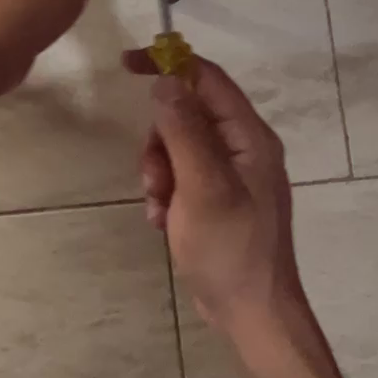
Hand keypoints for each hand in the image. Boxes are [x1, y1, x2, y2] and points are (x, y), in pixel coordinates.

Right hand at [123, 51, 303, 330]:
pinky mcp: (217, 197)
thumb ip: (184, 130)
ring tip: (160, 206)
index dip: (168, 64)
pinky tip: (165, 220)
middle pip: (185, 114)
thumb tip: (165, 80)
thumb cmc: (230, 248)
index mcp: (249, 137)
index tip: (126, 65)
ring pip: (176, 146)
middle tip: (153, 176)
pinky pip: (179, 174)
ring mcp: (230, 174)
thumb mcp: (202, 186)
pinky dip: (165, 193)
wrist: (251, 312)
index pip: (207, 78)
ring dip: (157, 172)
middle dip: (158, 141)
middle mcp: (243, 148)